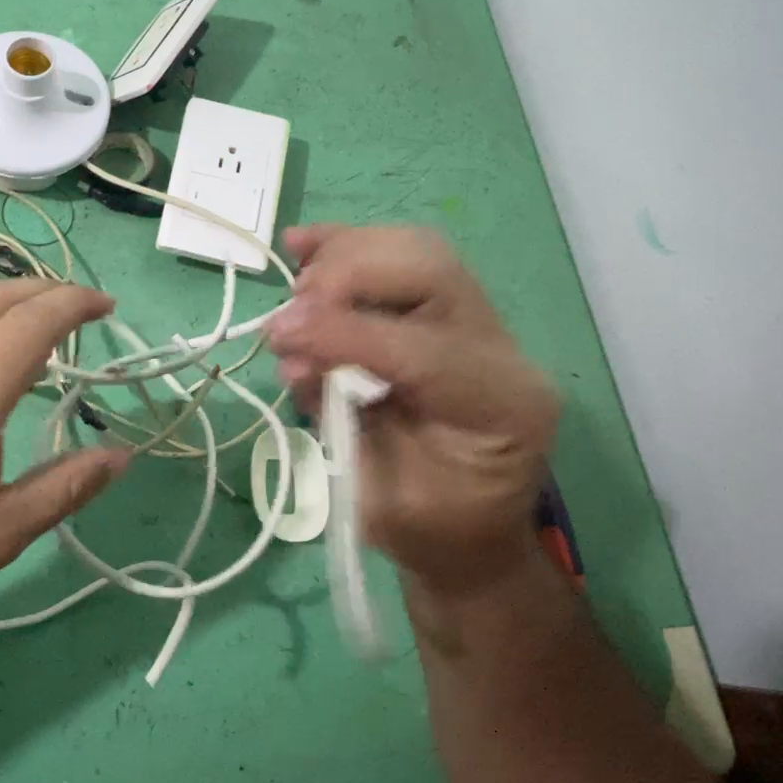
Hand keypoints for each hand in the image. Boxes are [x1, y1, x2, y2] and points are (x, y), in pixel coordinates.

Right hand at [266, 225, 558, 594]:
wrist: (469, 537)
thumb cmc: (427, 532)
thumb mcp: (380, 500)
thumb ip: (340, 421)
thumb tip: (291, 352)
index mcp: (503, 408)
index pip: (423, 347)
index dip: (345, 333)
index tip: (279, 334)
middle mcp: (501, 351)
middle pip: (428, 270)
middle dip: (345, 280)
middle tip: (289, 318)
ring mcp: (479, 325)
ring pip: (415, 251)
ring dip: (343, 260)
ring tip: (296, 299)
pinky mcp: (448, 314)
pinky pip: (403, 258)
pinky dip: (347, 247)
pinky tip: (303, 244)